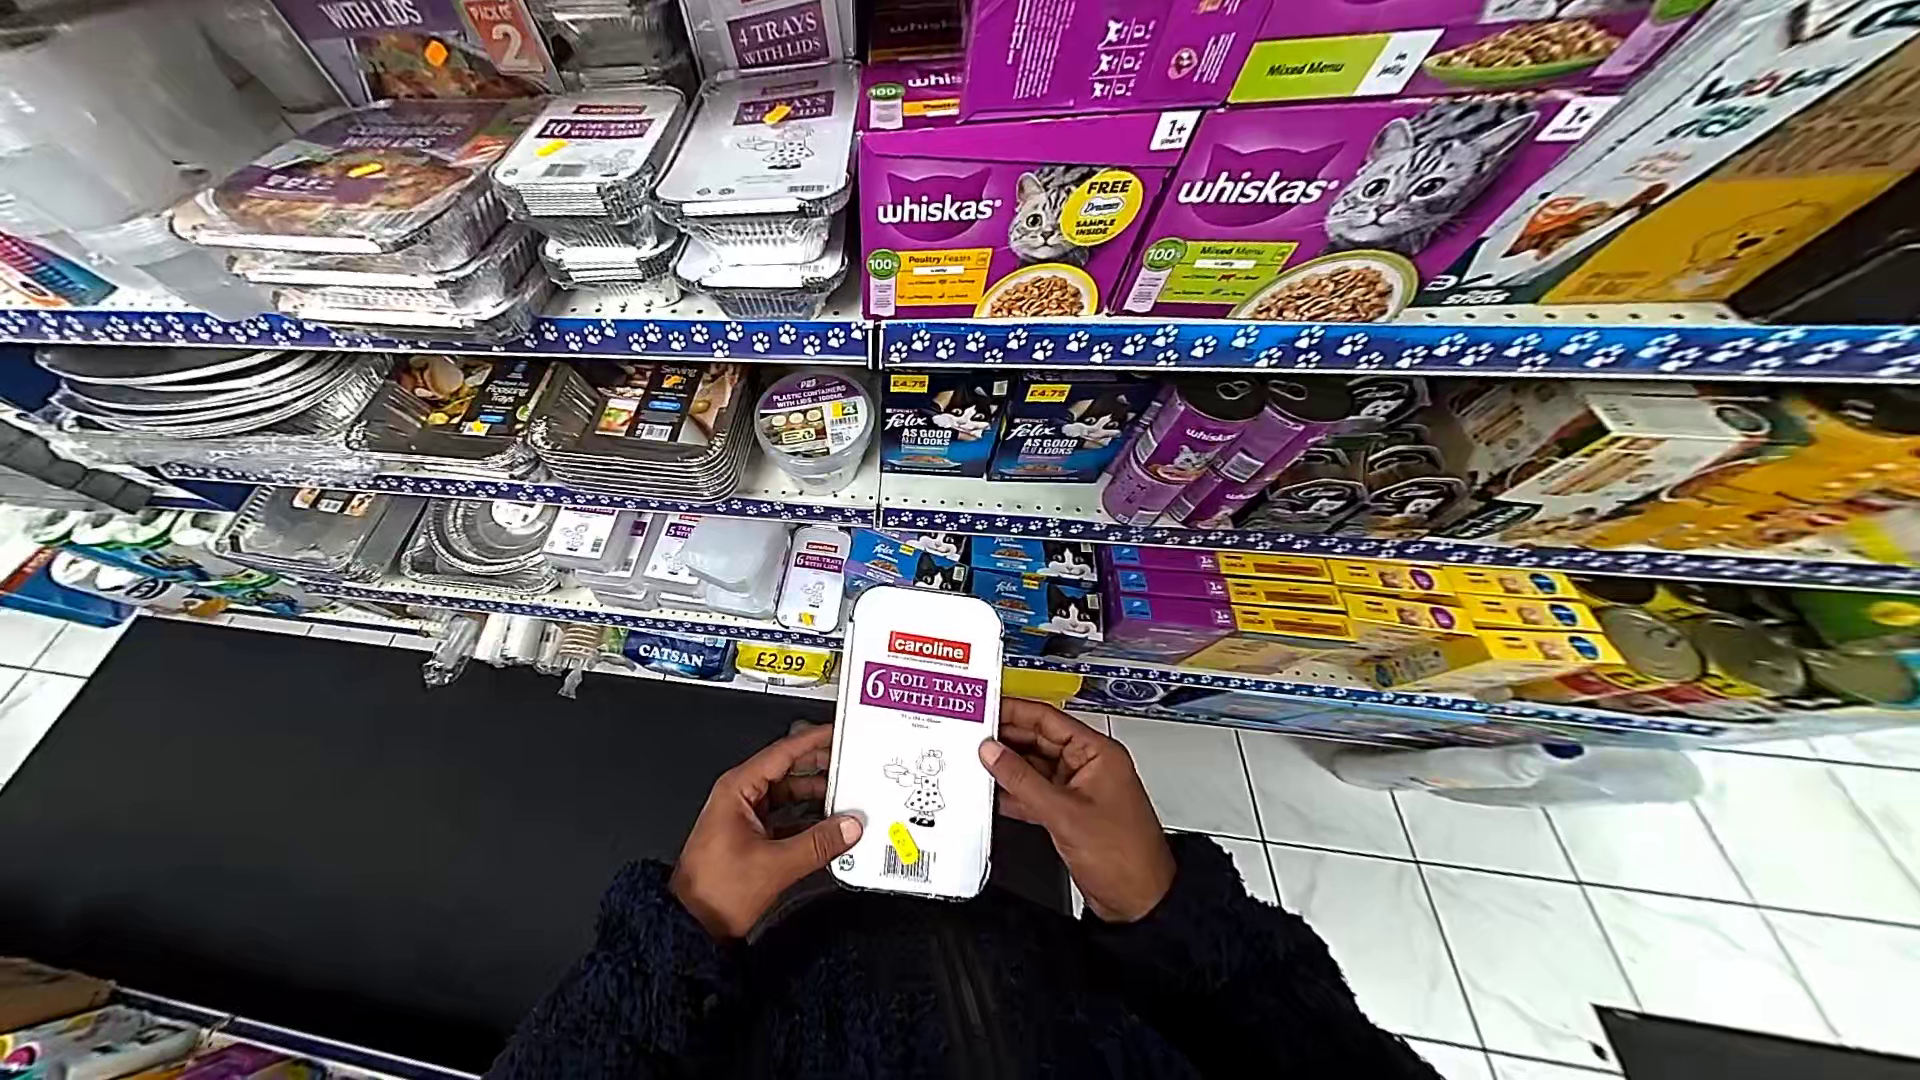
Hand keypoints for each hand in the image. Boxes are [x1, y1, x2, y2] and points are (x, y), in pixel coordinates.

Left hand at [671, 724, 862, 939]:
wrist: (688, 930)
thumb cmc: (712, 893)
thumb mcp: (774, 865)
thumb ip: (818, 843)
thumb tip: (848, 827)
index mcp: (738, 788)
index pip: (783, 751)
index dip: (814, 740)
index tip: (836, 733)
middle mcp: (740, 796)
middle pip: (788, 769)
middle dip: (819, 767)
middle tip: (848, 764)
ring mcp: (745, 815)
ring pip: (788, 793)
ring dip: (815, 795)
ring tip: (843, 796)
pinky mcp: (751, 834)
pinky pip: (786, 814)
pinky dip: (807, 816)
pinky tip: (826, 825)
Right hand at [979, 700, 1174, 922]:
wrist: (1140, 905)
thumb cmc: (1125, 857)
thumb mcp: (1064, 813)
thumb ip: (1022, 780)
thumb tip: (993, 752)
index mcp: (1097, 752)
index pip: (1048, 719)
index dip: (1015, 711)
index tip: (988, 707)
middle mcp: (1088, 765)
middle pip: (1039, 740)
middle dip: (1006, 739)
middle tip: (974, 736)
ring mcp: (1078, 788)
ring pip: (1035, 766)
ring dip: (1008, 766)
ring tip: (978, 761)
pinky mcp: (1070, 811)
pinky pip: (1036, 791)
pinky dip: (1016, 792)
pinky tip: (994, 792)